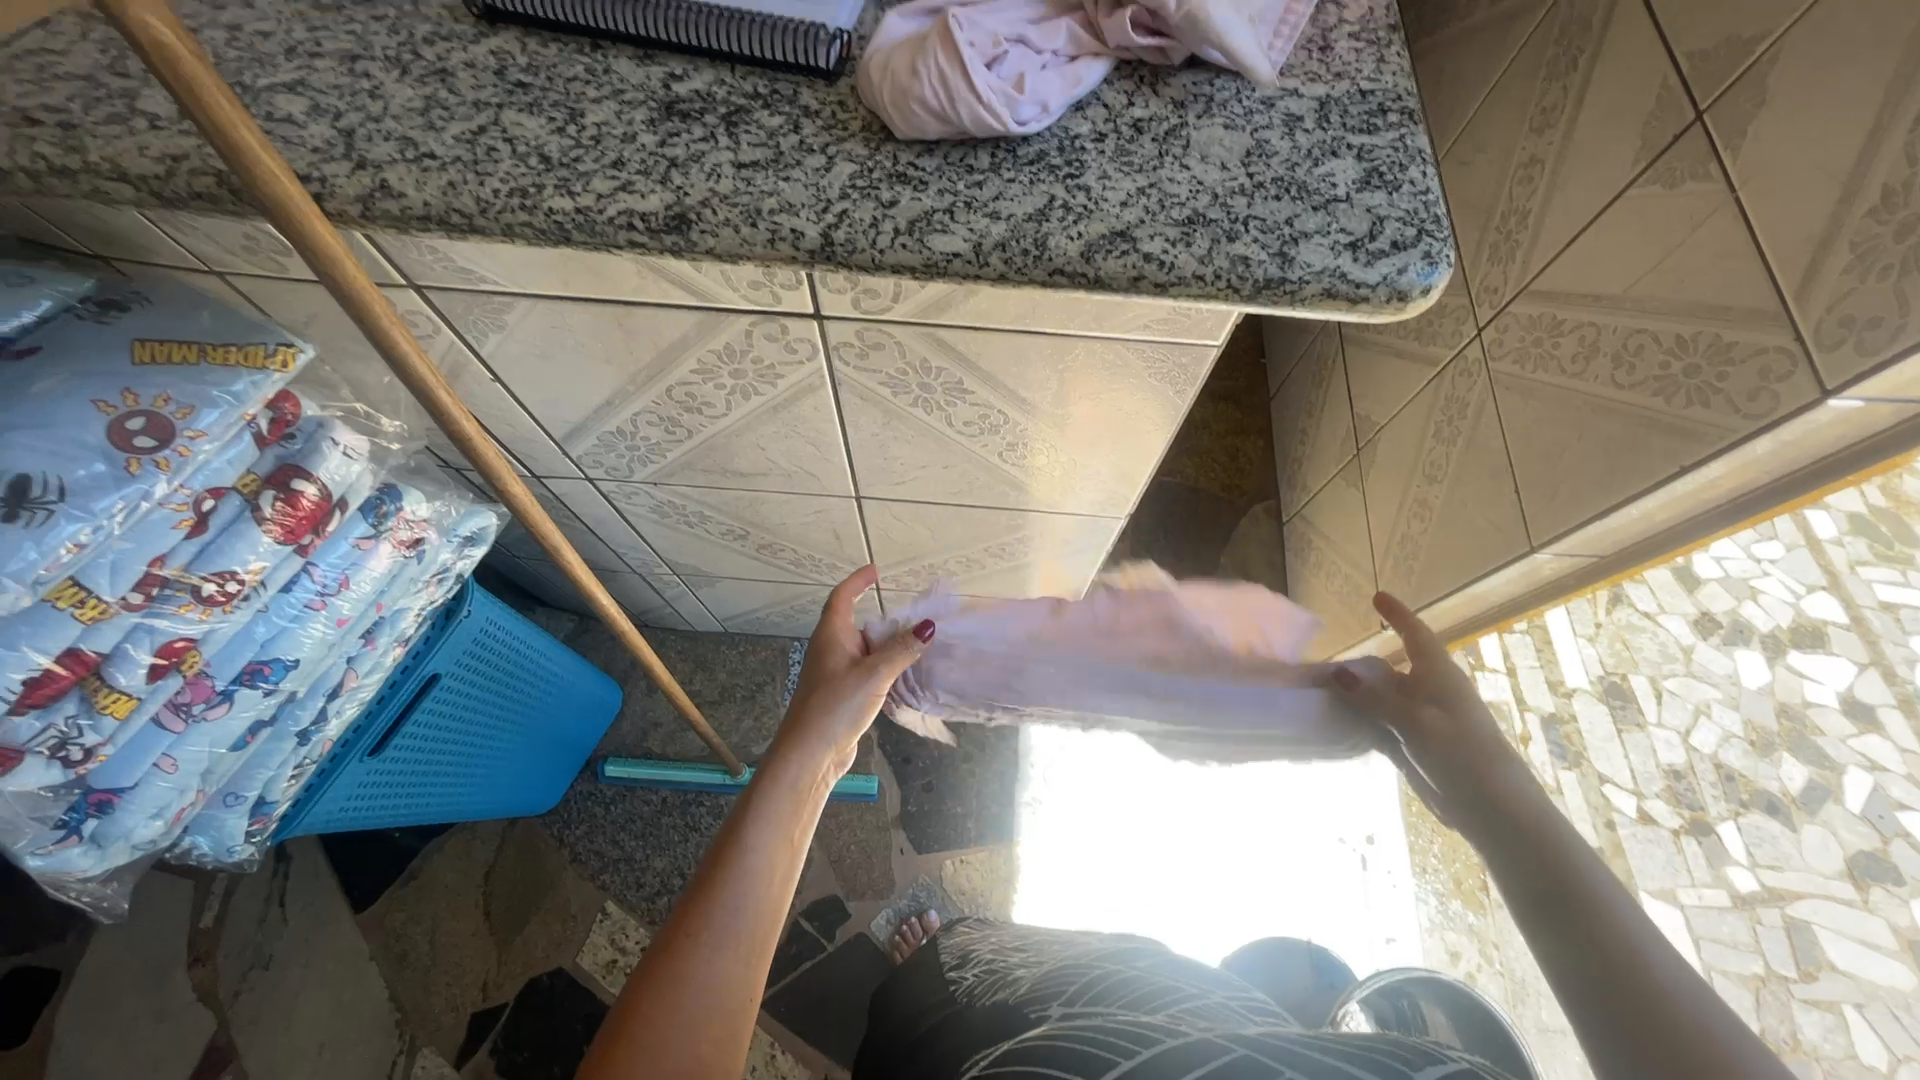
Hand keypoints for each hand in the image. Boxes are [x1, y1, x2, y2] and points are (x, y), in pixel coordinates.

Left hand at [769, 565, 933, 777]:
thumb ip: (902, 649)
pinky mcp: (842, 695)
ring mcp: (835, 673)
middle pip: (859, 625)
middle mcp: (831, 649)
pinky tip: (905, 677)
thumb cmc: (835, 705)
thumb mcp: (874, 673)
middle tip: (916, 618)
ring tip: (919, 646)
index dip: (857, 582)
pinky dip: (886, 669)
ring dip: (889, 647)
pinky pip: (867, 672)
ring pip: (866, 651)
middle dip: (884, 620)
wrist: (810, 753)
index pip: (842, 597)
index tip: (875, 571)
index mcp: (832, 634)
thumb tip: (928, 626)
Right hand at [1323, 592, 1543, 842]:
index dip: (1397, 615)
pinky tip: (1337, 724)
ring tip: (1319, 693)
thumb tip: (1338, 673)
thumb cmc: (1461, 753)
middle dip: (1361, 665)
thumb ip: (1374, 699)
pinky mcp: (1416, 745)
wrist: (1492, 806)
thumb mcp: (1415, 722)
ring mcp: (1421, 720)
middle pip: (1390, 669)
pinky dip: (1360, 720)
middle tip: (1323, 664)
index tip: (1377, 597)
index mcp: (1438, 676)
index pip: (1414, 635)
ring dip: (1355, 695)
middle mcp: (1428, 692)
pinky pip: (1380, 724)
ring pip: (1381, 698)